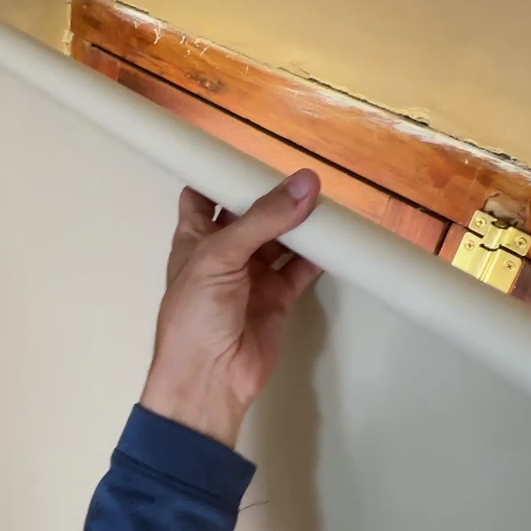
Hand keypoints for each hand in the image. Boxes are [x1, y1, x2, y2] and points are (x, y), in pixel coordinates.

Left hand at [140, 169, 322, 446]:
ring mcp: (251, 276)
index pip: (204, 195)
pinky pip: (301, 268)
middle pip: (251, 213)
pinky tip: (336, 237)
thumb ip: (262, 220)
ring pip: (280, 238)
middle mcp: (223, 253)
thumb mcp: (220, 257)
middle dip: (273, 196)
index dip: (222, 175)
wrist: (209, 378)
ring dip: (300, 222)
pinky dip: (318, 254)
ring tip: (326, 200)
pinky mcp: (277, 298)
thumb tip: (304, 184)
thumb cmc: (195, 315)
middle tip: (303, 175)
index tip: (251, 153)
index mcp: (194, 238)